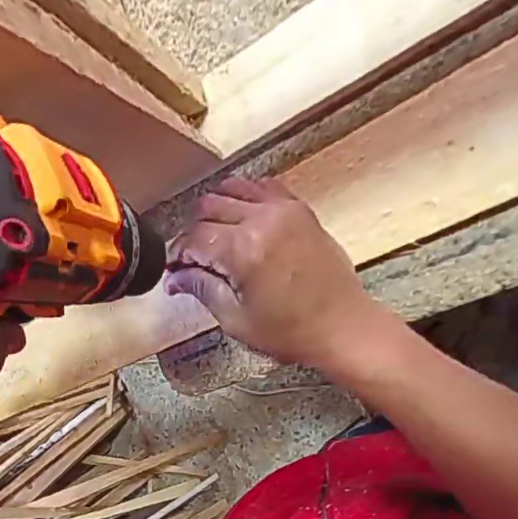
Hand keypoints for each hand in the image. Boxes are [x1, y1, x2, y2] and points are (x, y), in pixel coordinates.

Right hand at [164, 178, 395, 372]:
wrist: (342, 327)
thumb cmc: (295, 331)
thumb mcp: (237, 320)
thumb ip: (203, 289)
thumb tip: (177, 277)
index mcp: (244, 250)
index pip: (193, 238)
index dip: (178, 255)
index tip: (175, 269)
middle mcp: (263, 221)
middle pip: (208, 207)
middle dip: (193, 232)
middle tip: (192, 257)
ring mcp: (284, 210)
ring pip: (232, 190)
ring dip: (216, 209)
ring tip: (214, 237)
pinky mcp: (300, 210)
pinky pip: (263, 187)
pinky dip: (246, 196)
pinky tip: (242, 217)